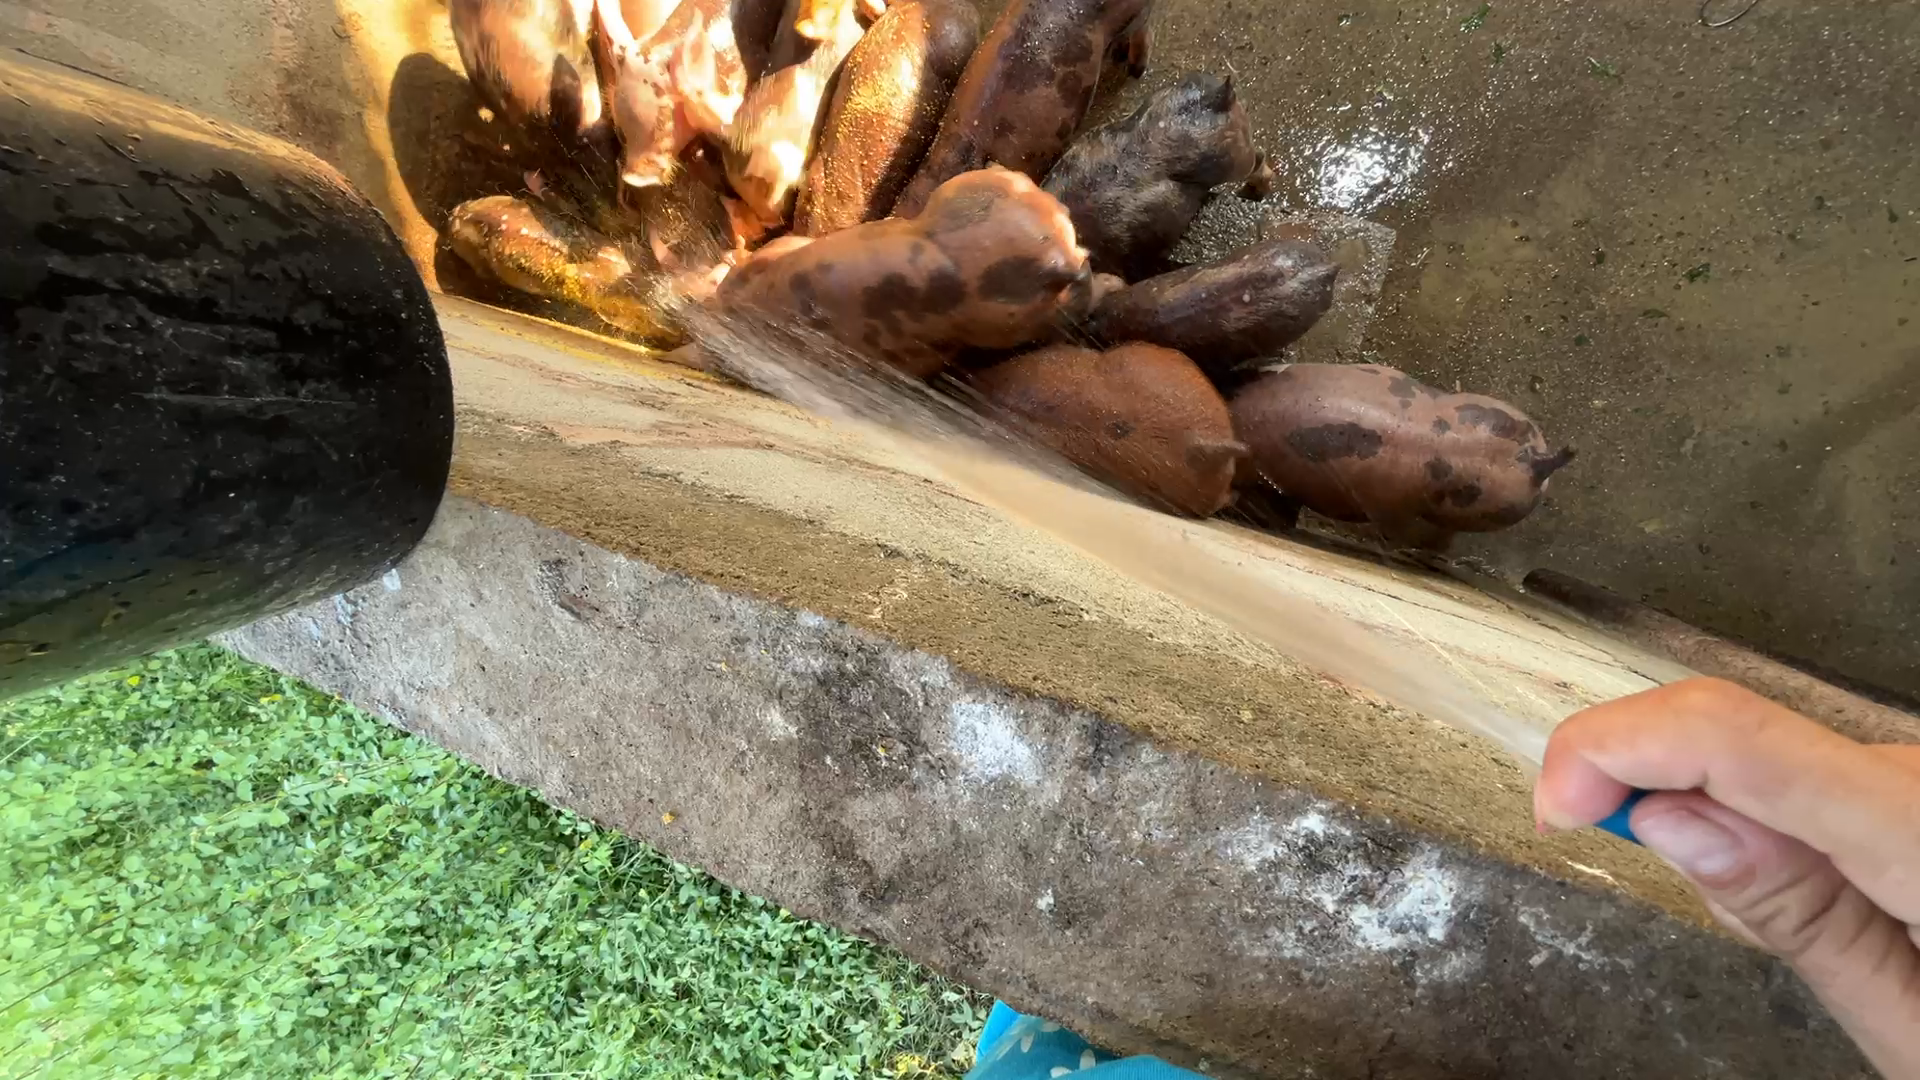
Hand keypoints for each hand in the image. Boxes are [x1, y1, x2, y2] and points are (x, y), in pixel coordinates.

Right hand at [1535, 677, 1919, 1077]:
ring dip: (1692, 809)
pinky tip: (1792, 882)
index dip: (1606, 748)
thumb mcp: (1914, 1031)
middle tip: (1671, 886)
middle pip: (1716, 732)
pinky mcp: (1887, 770)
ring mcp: (1902, 763)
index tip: (1557, 813)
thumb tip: (1659, 818)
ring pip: (1732, 746)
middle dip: (1643, 791)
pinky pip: (1766, 760)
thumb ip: (1799, 919)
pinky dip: (1731, 809)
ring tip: (1773, 918)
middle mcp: (1914, 771)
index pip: (1729, 737)